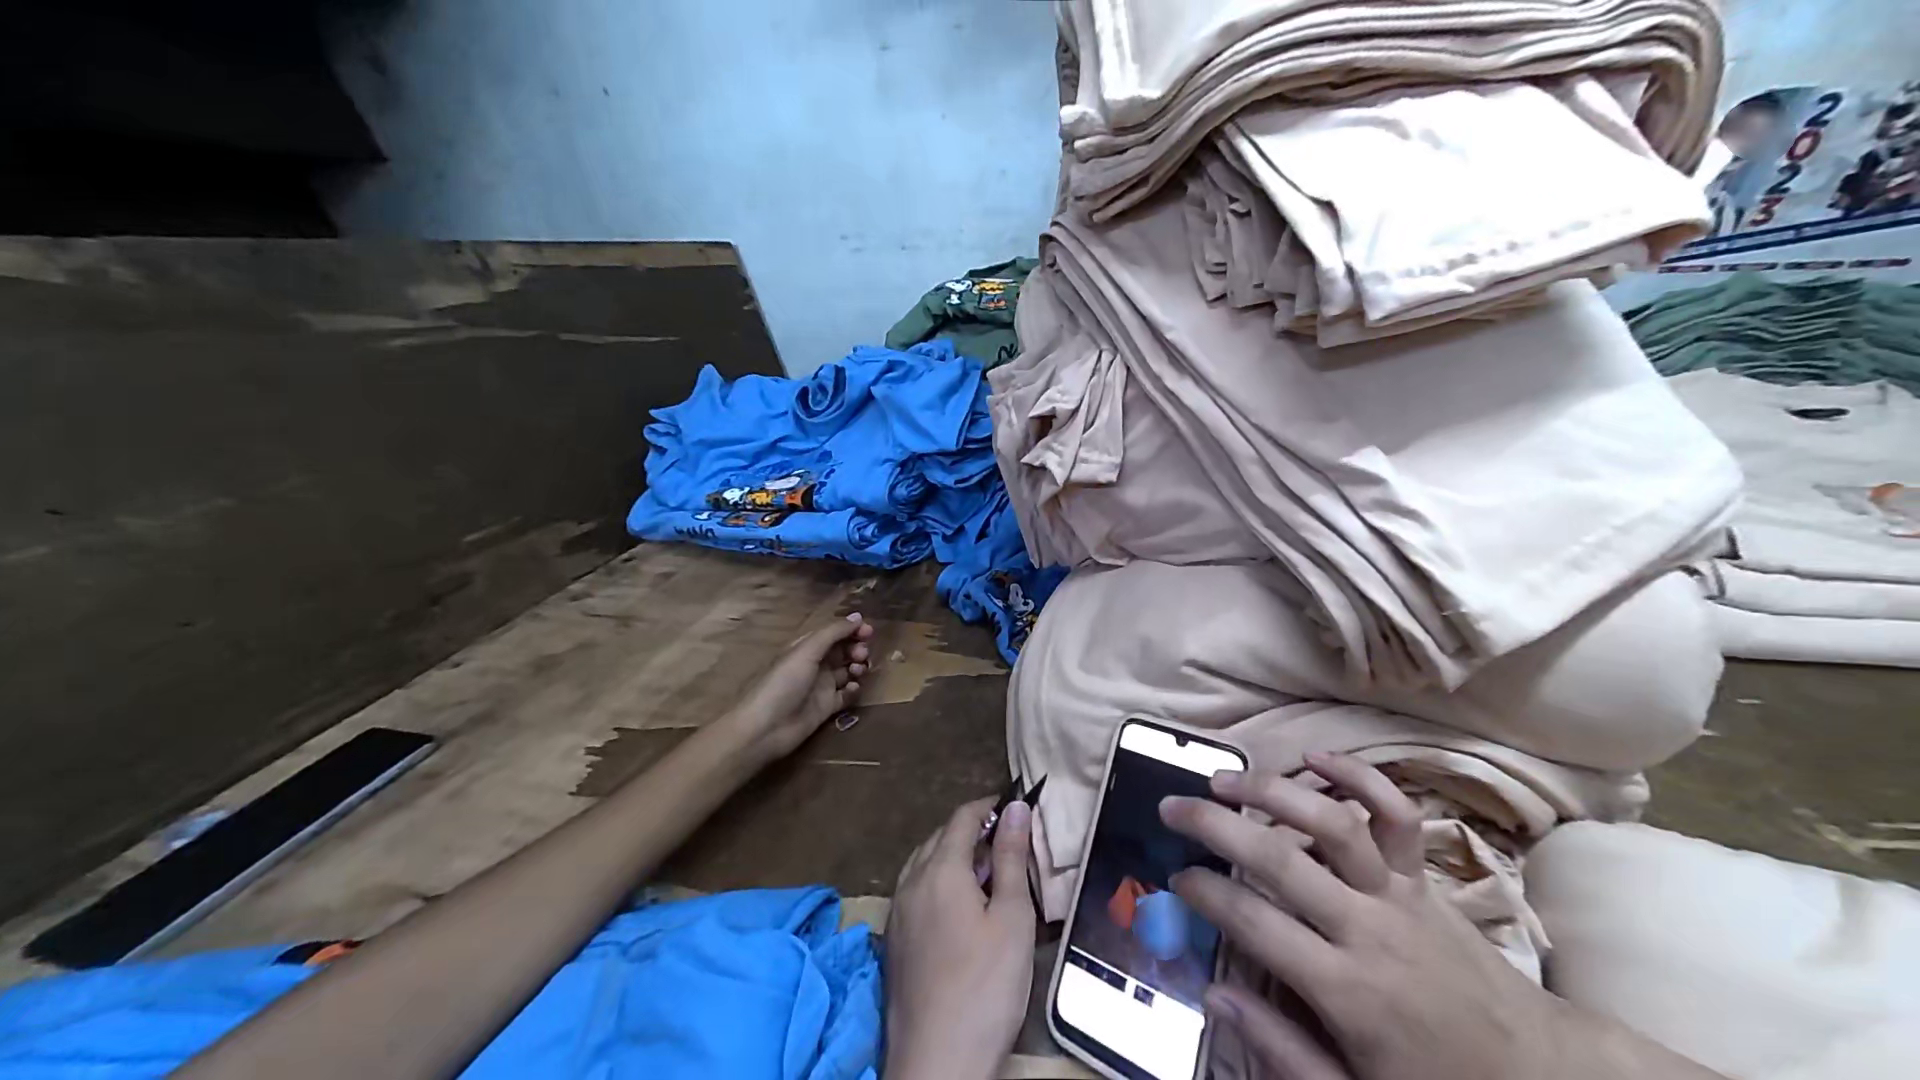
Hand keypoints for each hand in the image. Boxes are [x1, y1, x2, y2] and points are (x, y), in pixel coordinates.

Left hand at [718, 612, 873, 760]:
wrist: (766, 728)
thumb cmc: (783, 683)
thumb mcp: (806, 651)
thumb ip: (833, 633)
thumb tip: (858, 617)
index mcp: (805, 647)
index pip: (833, 632)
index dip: (851, 630)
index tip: (869, 631)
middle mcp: (814, 664)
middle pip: (842, 650)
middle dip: (856, 648)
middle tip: (861, 654)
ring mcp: (820, 686)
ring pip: (846, 671)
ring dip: (857, 667)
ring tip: (857, 670)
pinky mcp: (826, 708)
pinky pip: (846, 695)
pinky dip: (853, 690)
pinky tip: (853, 688)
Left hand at [885, 797, 1036, 1079]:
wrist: (937, 1060)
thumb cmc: (986, 986)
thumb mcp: (1012, 918)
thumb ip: (1011, 858)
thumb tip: (1015, 807)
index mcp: (940, 870)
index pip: (962, 818)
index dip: (987, 806)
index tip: (1012, 804)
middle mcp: (911, 881)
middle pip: (940, 837)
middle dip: (971, 830)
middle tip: (1005, 843)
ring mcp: (897, 911)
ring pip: (923, 862)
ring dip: (951, 854)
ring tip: (983, 873)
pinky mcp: (894, 939)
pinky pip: (914, 889)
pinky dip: (936, 880)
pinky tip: (956, 907)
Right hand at [1158, 754, 1577, 1079]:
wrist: (1543, 1076)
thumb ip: (1280, 1051)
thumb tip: (1213, 993)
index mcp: (1347, 991)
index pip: (1254, 922)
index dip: (1204, 892)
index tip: (1174, 876)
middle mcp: (1368, 930)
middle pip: (1280, 859)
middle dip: (1215, 826)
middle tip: (1172, 807)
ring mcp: (1400, 896)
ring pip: (1330, 824)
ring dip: (1271, 792)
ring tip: (1224, 779)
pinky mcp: (1424, 877)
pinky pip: (1396, 816)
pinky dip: (1358, 778)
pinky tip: (1316, 758)